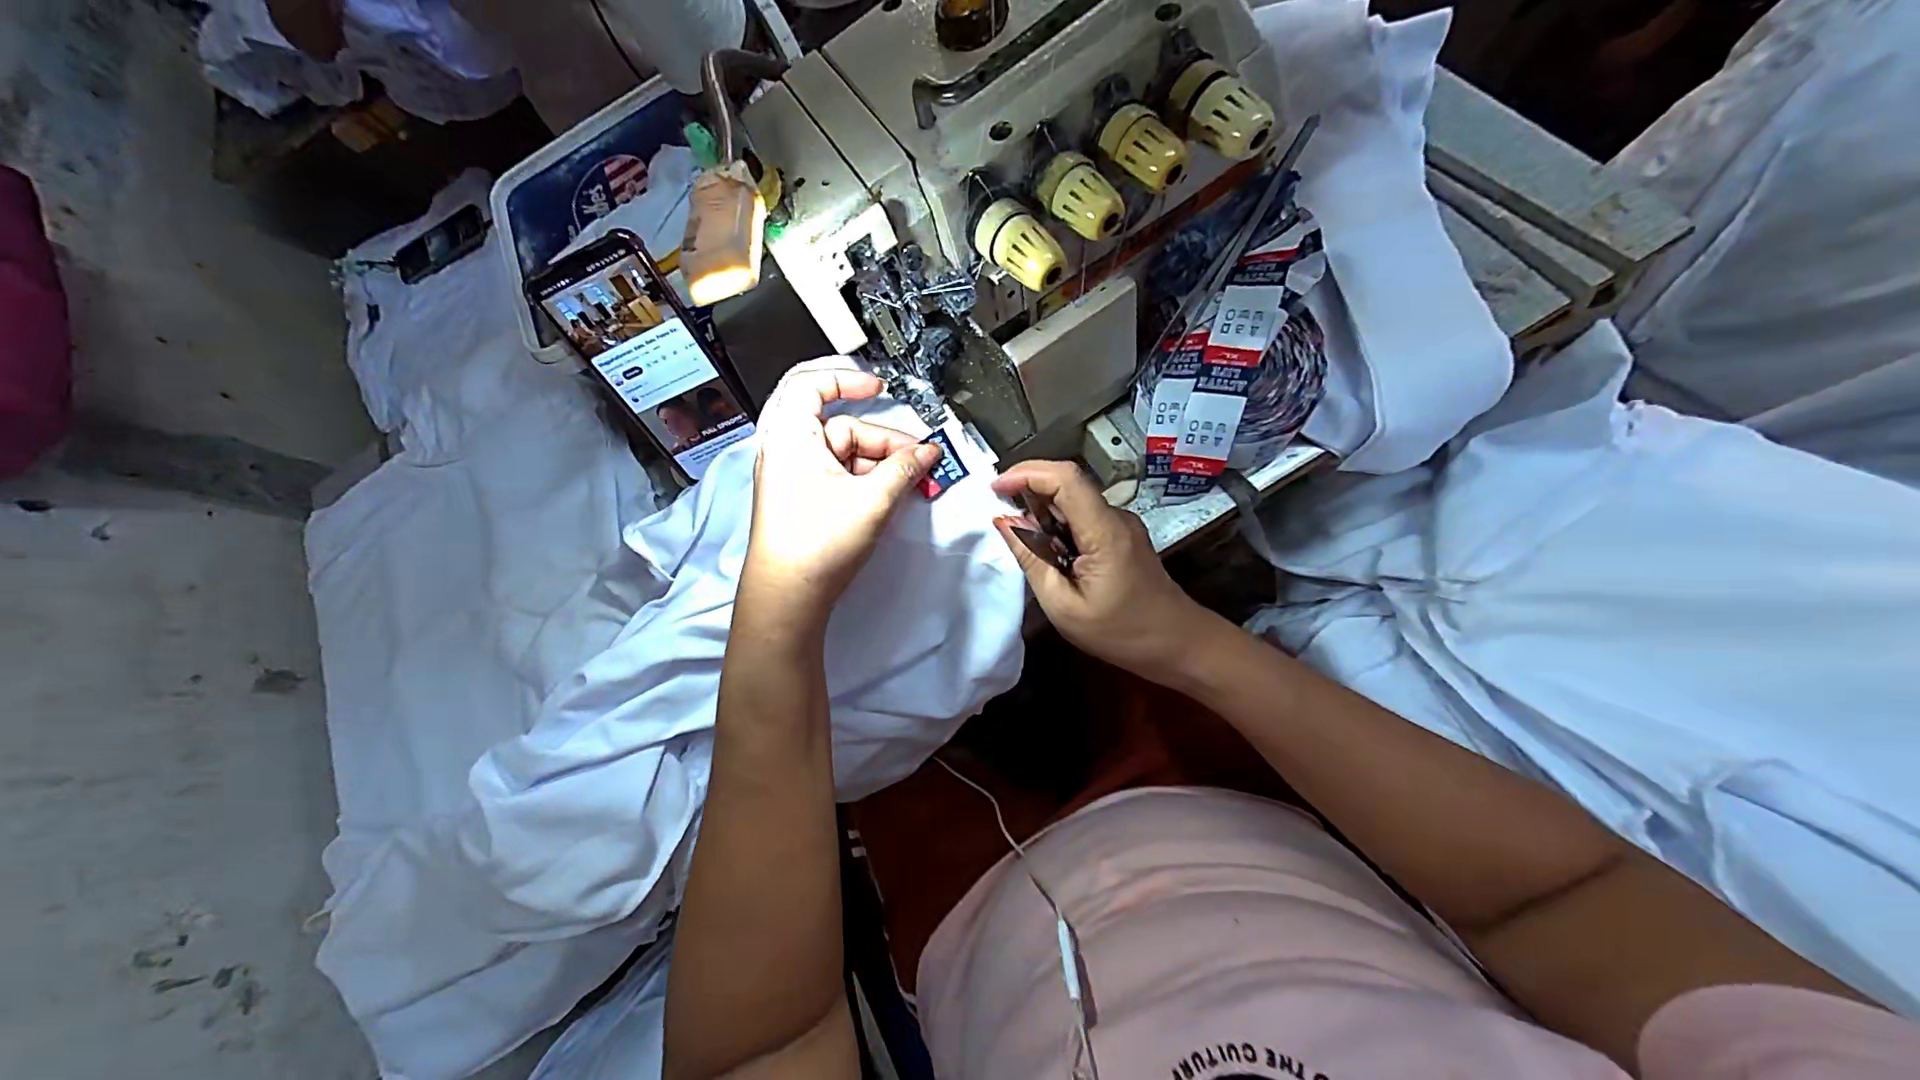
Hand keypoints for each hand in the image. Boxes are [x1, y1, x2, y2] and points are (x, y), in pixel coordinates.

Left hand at [742, 361, 942, 630]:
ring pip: (846, 453)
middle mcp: (788, 451)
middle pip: (842, 425)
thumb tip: (926, 453)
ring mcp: (794, 476)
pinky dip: (867, 480)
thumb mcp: (872, 500)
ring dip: (880, 464)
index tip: (877, 387)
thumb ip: (904, 469)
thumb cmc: (811, 548)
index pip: (811, 383)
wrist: (788, 596)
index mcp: (791, 436)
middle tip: (916, 458)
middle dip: (884, 440)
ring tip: (908, 484)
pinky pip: (841, 475)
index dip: (846, 378)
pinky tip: (890, 496)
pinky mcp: (803, 499)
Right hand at [992, 460, 1232, 687]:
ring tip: (1023, 543)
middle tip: (999, 516)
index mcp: (1104, 531)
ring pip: (1073, 501)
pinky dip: (1058, 526)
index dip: (1026, 473)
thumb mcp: (1064, 606)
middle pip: (1067, 483)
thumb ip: (1032, 559)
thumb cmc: (1122, 633)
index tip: (995, 488)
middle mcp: (1115, 517)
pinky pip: (1083, 518)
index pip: (1065, 478)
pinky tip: (1048, 554)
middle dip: (1028, 490)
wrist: (1179, 644)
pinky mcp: (1121, 535)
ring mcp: (1121, 524)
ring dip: (1042, 512)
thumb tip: (1005, 522)